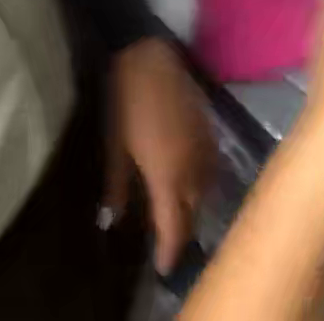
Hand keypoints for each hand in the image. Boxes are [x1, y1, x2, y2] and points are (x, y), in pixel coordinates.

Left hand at [107, 37, 214, 273]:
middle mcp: (193, 167)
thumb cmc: (126, 102)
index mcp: (167, 176)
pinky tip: (188, 176)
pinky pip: (212, 166)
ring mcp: (206, 146)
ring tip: (177, 208)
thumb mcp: (116, 148)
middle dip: (183, 229)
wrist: (150, 57)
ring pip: (207, 189)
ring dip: (194, 203)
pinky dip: (202, 179)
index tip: (163, 267)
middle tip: (167, 238)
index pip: (175, 227)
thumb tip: (112, 220)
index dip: (171, 251)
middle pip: (194, 211)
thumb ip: (117, 188)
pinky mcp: (211, 128)